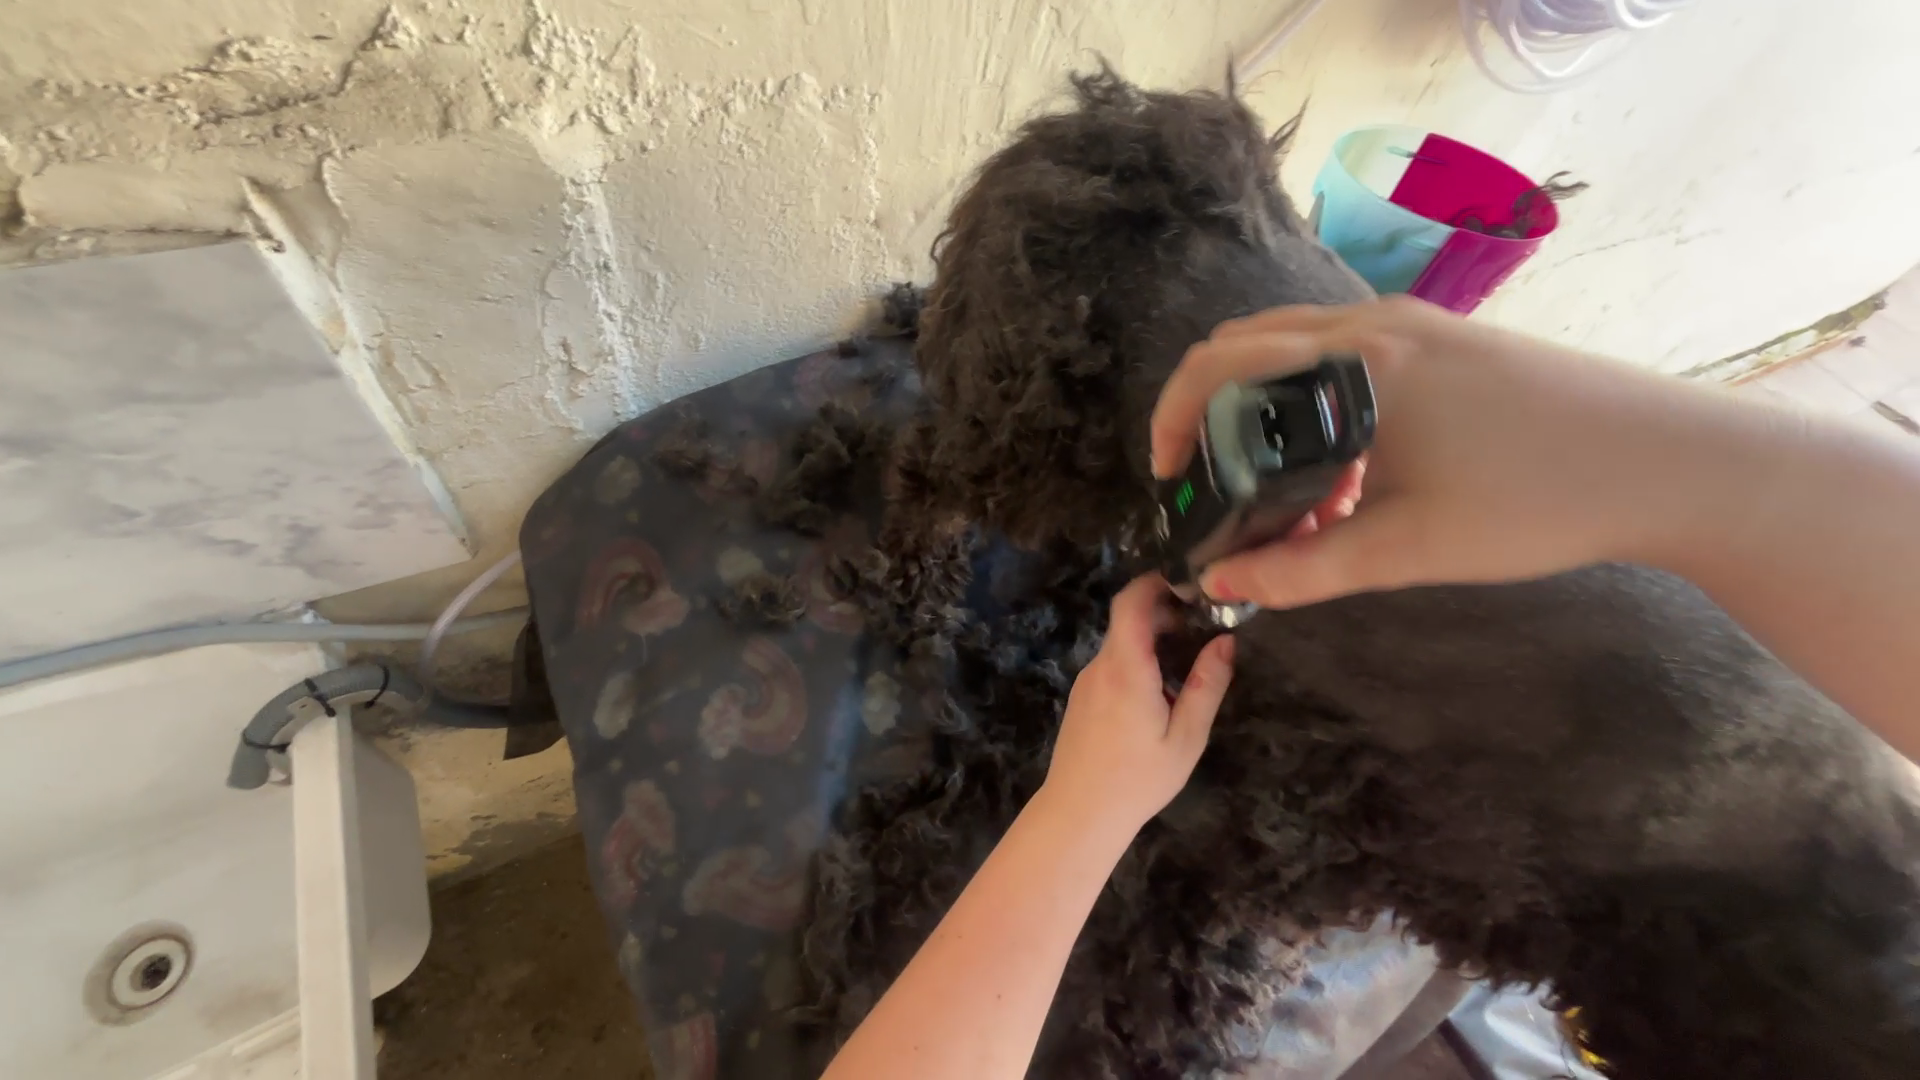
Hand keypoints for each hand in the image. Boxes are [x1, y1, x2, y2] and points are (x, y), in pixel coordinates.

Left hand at [1039, 575, 1235, 833]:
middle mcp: (1100, 665)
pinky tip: (1160, 692)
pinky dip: (1137, 663)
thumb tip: (1226, 641)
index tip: (1187, 581)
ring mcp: (1086, 681)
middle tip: (1202, 625)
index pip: (1130, 603)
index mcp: (1125, 668)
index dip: (1155, 582)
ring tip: (1188, 662)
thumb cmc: (1137, 778)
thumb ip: (1207, 686)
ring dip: (1152, 642)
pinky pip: (1112, 667)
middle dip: (1163, 614)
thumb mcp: (1186, 737)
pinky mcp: (1081, 697)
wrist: (1079, 812)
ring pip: (1120, 645)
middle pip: (1127, 621)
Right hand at [1150, 296, 1713, 608]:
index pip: (1219, 362)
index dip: (1172, 416)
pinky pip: (1337, 355)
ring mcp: (1409, 323)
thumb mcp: (1403, 547)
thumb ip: (1298, 570)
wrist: (1679, 463)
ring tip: (1274, 485)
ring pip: (1290, 347)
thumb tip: (1217, 582)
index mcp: (1353, 361)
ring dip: (1258, 407)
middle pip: (1243, 343)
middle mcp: (1370, 324)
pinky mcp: (1438, 338)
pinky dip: (1305, 403)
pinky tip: (1338, 471)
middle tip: (1203, 475)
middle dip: (1203, 407)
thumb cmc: (1534, 501)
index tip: (1166, 474)